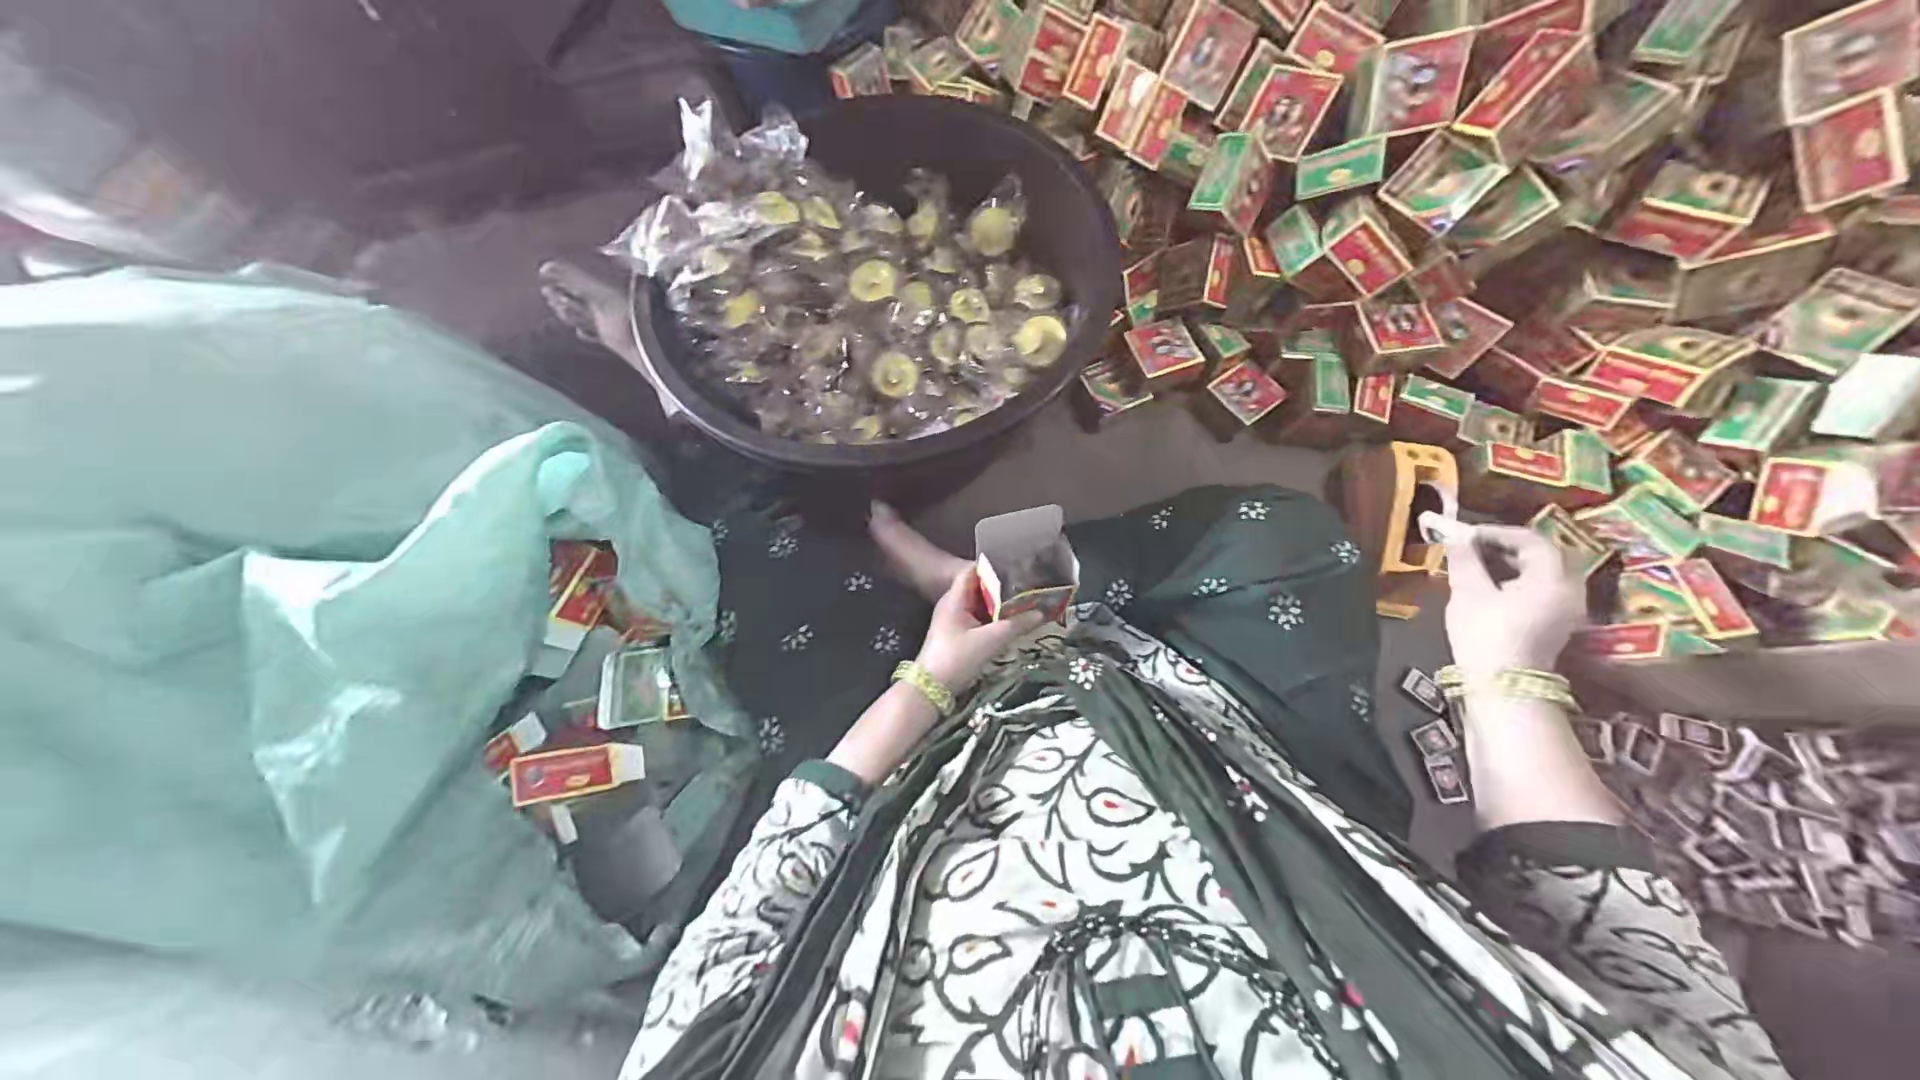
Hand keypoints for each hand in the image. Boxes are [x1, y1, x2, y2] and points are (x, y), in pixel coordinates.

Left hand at [915, 567, 1044, 692]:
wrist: (930, 690)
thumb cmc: (956, 658)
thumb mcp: (989, 641)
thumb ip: (1017, 625)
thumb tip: (1042, 613)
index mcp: (955, 598)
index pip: (973, 571)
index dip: (994, 566)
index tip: (1017, 566)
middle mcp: (953, 604)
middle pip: (980, 588)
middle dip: (1003, 587)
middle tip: (1028, 585)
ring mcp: (954, 620)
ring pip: (981, 605)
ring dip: (1000, 605)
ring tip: (1026, 601)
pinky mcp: (958, 634)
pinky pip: (979, 619)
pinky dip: (994, 618)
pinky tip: (1012, 622)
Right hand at [1443, 525, 1584, 677]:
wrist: (1502, 685)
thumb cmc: (1485, 634)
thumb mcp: (1469, 592)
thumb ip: (1465, 559)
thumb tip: (1455, 534)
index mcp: (1554, 579)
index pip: (1532, 541)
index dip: (1497, 532)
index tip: (1466, 534)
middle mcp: (1570, 590)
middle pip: (1541, 556)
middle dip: (1503, 547)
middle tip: (1468, 546)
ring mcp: (1566, 609)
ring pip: (1539, 573)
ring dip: (1508, 564)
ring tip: (1473, 563)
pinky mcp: (1555, 622)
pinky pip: (1539, 590)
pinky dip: (1514, 580)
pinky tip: (1487, 585)